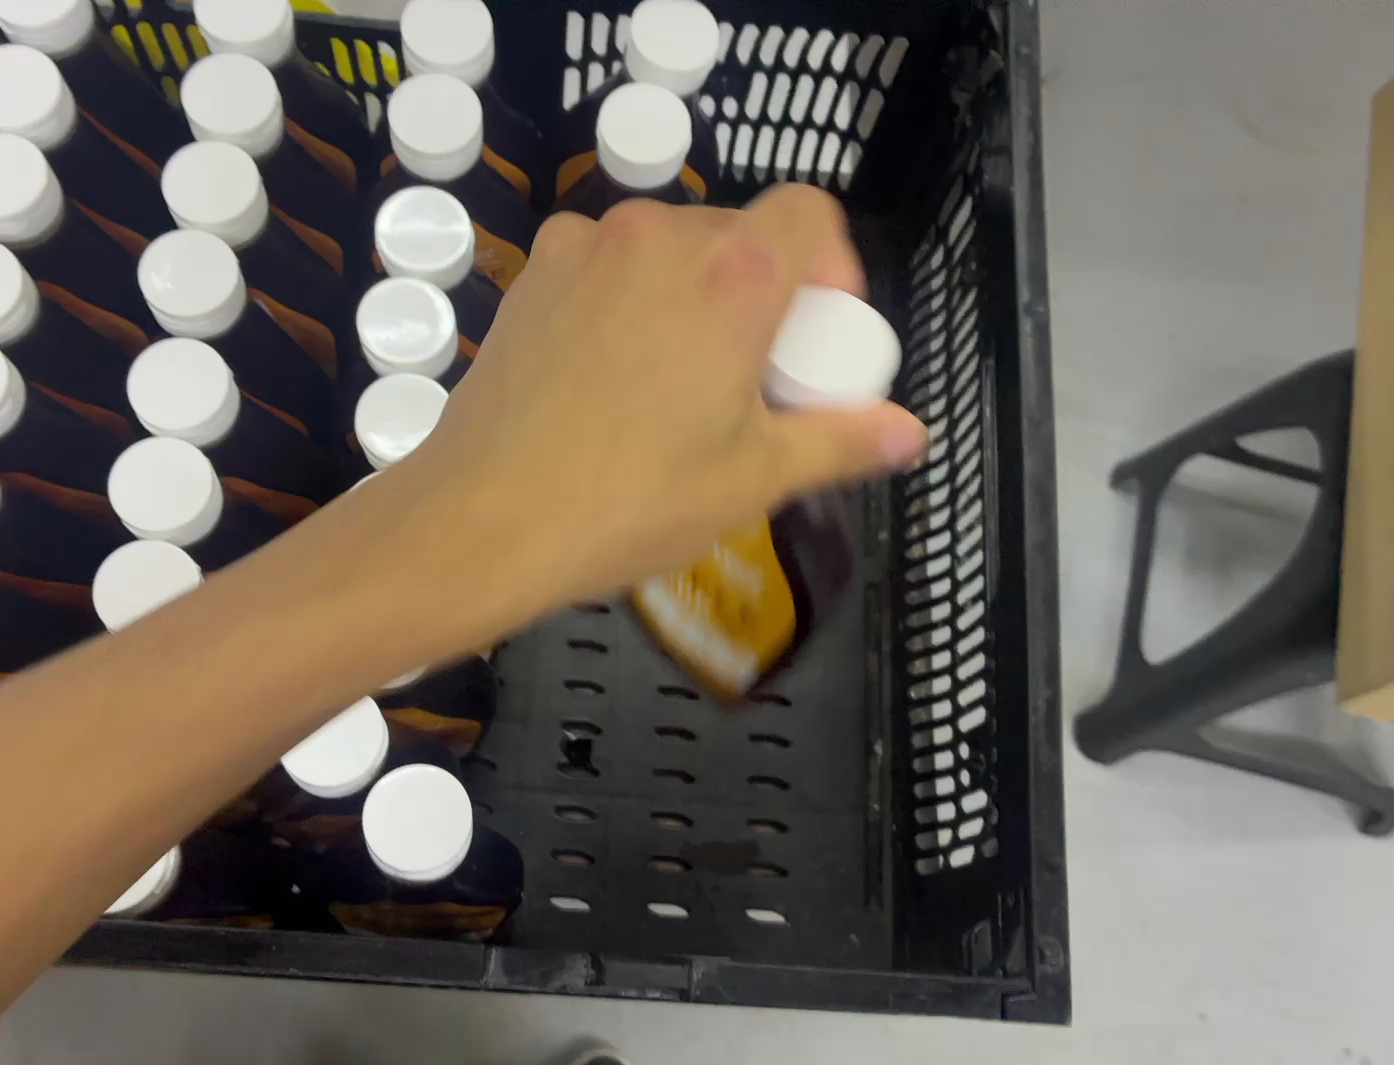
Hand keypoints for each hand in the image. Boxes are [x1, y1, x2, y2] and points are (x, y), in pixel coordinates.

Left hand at [397, 184, 926, 613]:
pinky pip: (606, 269)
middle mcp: (658, 237)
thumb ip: (842, 443)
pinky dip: (628, 304)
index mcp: (732, 275)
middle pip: (739, 238)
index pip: (812, 214)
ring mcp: (583, 248)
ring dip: (692, 302)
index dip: (831, 268)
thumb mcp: (753, 480)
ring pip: (669, 254)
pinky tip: (607, 378)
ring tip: (672, 388)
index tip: (812, 339)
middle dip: (760, 300)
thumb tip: (911, 434)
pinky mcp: (532, 275)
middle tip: (745, 384)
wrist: (482, 521)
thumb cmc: (631, 502)